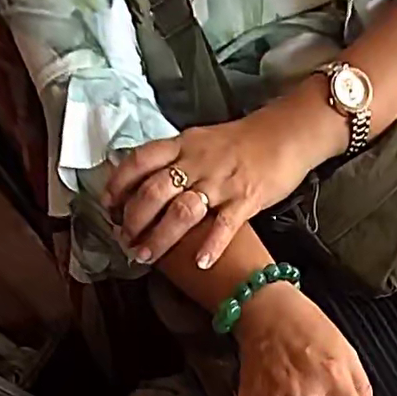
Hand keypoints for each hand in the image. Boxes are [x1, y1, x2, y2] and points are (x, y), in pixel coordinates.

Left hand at [102, 95, 341, 268]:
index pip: (140, 160)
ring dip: (161, 237)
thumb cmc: (245, 141)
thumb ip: (177, 158)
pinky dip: (211, 246)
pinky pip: (224, 225)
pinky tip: (200, 263)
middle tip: (126, 241)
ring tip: (147, 257)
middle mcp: (197, 162)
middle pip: (155, 191)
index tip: (108, 205)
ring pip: (182, 211)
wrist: (287, 133)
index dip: (119, 184)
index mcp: (184, 145)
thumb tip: (149, 178)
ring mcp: (221, 182)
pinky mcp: (246, 198)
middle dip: (134, 220)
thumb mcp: (203, 141)